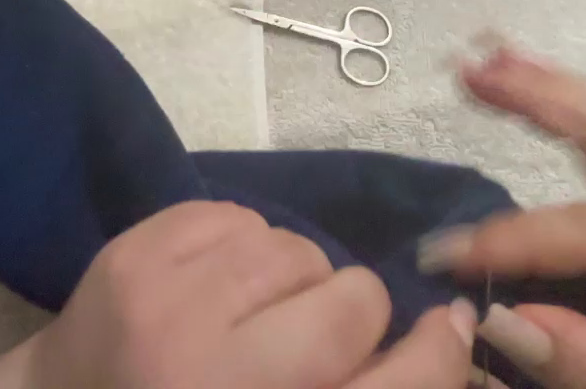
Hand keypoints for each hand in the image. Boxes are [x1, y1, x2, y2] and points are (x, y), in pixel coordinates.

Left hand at [0, 201, 477, 388]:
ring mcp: (168, 300)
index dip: (437, 354)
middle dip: (349, 310)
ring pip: (294, 247)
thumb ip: (347, 387)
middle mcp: (215, 373)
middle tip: (310, 334)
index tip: (450, 327)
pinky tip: (216, 276)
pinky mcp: (136, 250)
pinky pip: (237, 213)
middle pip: (350, 301)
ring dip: (293, 273)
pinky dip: (243, 240)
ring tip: (255, 305)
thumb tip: (442, 333)